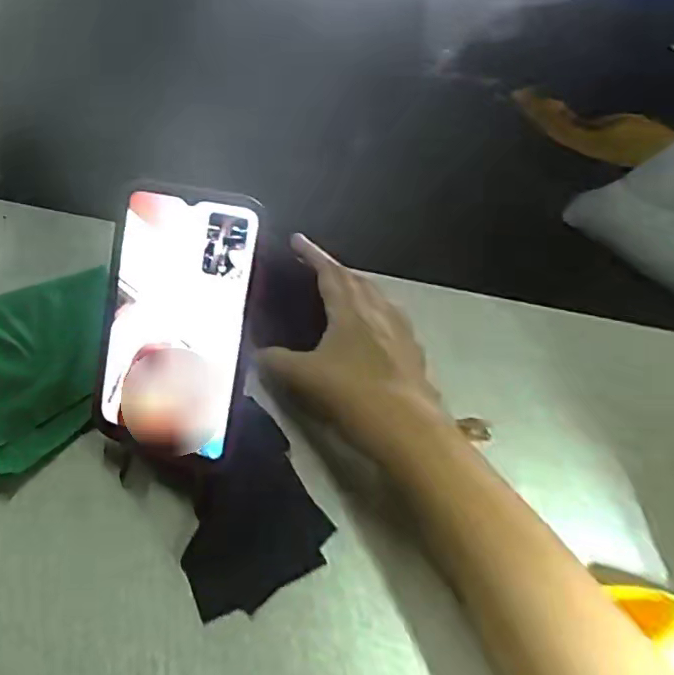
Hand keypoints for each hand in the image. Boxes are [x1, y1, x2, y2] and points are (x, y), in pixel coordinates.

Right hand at [259, 235, 457, 453]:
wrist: (411, 434)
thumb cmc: (353, 394)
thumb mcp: (302, 377)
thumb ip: (275, 362)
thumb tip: (259, 354)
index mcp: (350, 310)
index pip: (329, 272)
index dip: (311, 255)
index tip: (297, 240)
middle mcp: (379, 314)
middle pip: (357, 282)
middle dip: (335, 270)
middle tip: (316, 268)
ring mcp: (401, 335)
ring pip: (378, 300)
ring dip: (358, 291)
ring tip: (343, 295)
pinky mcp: (414, 358)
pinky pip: (391, 324)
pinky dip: (375, 318)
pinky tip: (371, 334)